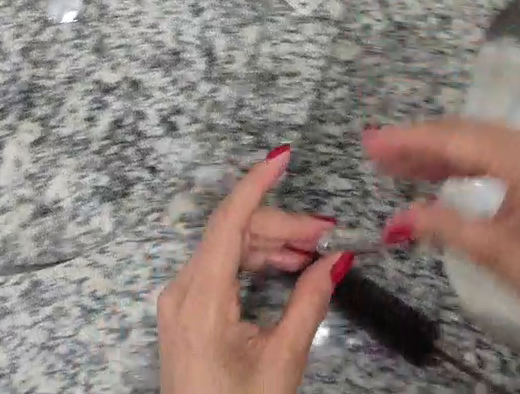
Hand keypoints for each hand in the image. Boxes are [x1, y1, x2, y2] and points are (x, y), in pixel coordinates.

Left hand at [158, 147, 352, 392]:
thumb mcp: (281, 362)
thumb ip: (309, 302)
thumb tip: (339, 259)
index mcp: (199, 298)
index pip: (228, 221)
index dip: (257, 184)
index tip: (284, 157)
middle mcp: (182, 289)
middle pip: (233, 233)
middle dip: (282, 226)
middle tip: (327, 234)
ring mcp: (180, 300)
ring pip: (229, 248)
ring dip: (272, 244)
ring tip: (315, 252)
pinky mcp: (186, 312)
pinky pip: (222, 269)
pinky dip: (256, 263)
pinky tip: (289, 268)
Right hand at [364, 119, 519, 340]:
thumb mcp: (499, 254)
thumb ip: (445, 227)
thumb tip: (397, 220)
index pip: (454, 139)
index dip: (408, 140)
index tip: (371, 142)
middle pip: (463, 133)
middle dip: (417, 144)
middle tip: (374, 153)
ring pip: (475, 140)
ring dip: (435, 152)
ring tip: (393, 163)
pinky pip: (492, 152)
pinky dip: (461, 161)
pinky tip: (432, 169)